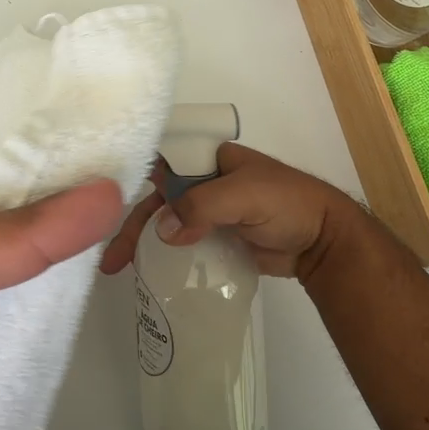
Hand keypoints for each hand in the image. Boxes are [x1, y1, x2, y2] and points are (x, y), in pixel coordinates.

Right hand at [98, 142, 358, 279]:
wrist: (326, 242)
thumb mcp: (242, 194)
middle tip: (112, 254)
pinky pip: (183, 243)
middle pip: (157, 197)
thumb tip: (162, 230)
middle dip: (132, 223)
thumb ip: (201, 206)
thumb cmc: (286, 202)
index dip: (132, 176)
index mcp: (206, 158)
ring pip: (166, 222)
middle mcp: (201, 180)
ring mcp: (209, 210)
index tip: (102, 197)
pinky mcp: (216, 237)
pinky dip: (164, 255)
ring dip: (143, 241)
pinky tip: (148, 271)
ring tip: (120, 267)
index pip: (160, 160)